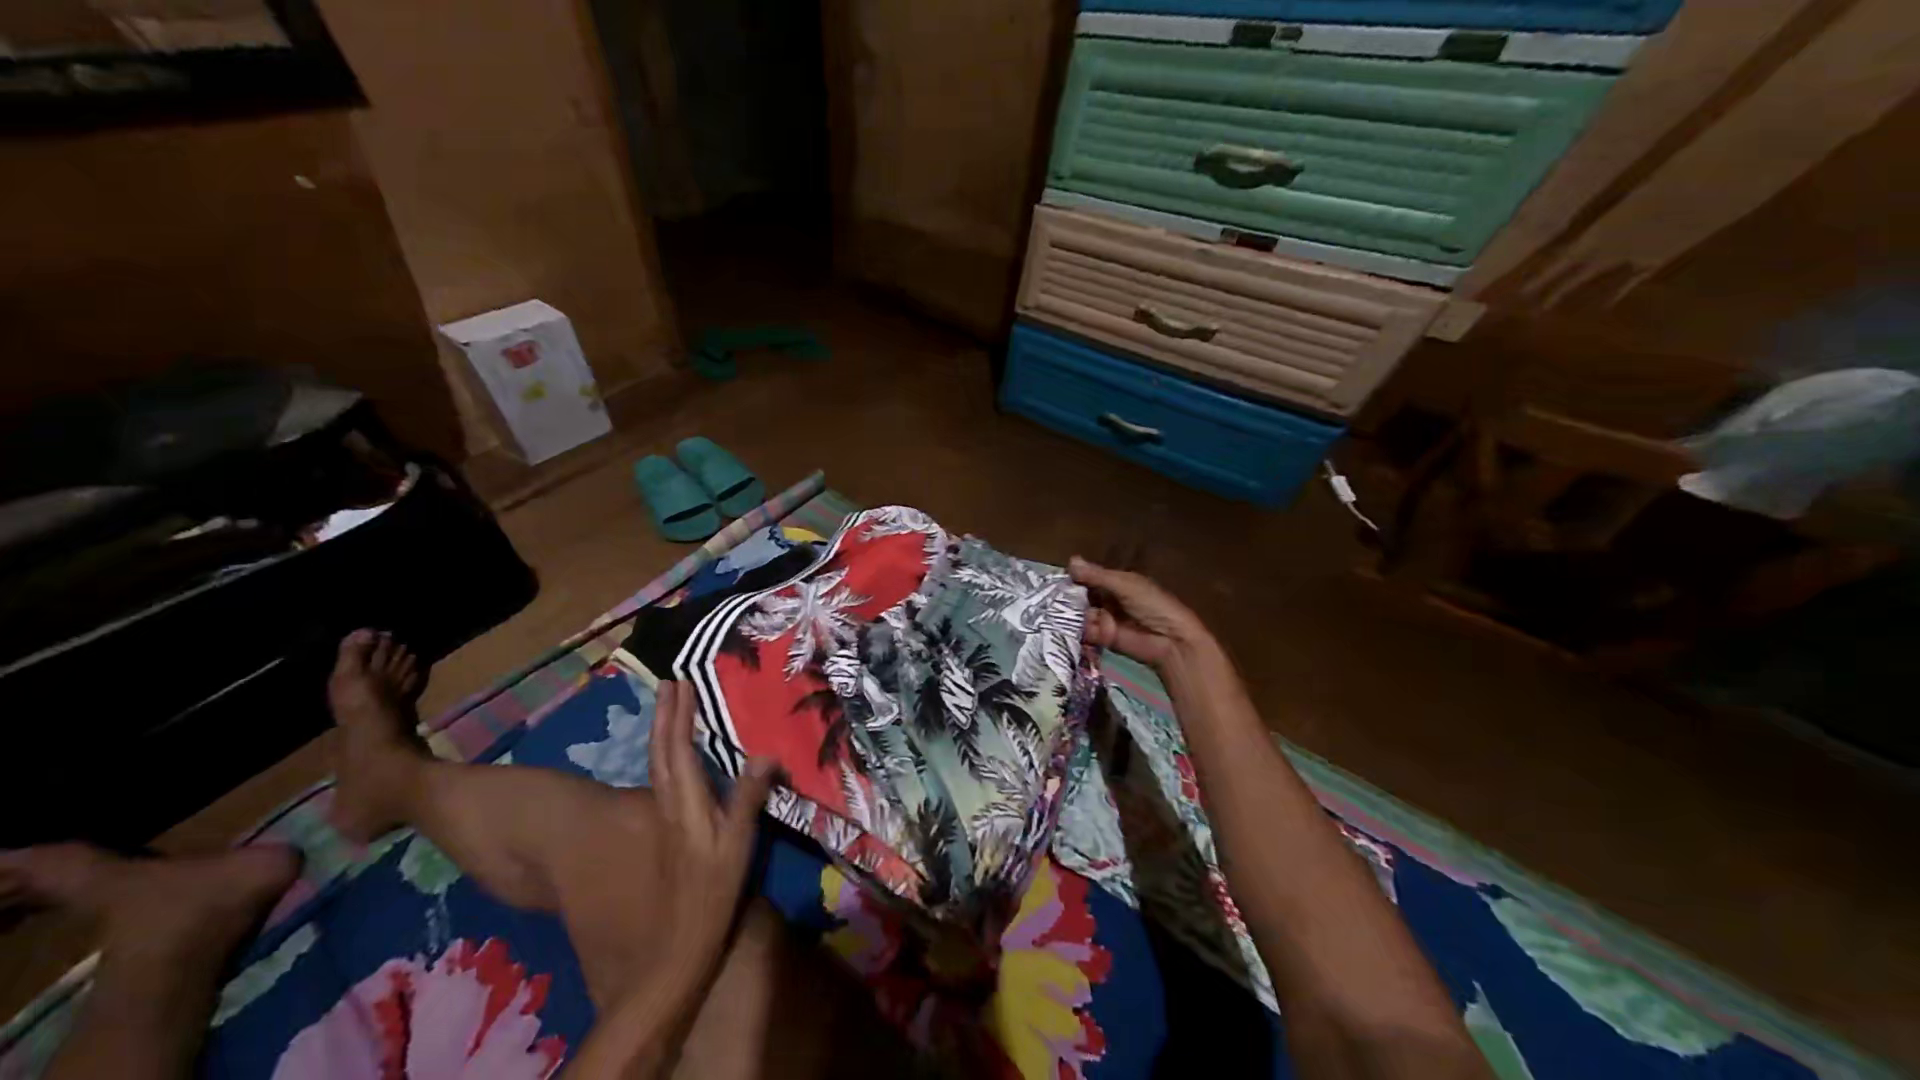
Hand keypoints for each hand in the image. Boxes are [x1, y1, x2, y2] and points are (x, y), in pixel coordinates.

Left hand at [649, 680, 774, 974]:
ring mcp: (663, 820)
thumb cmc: (710, 898)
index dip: (678, 716)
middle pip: (661, 753)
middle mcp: (669, 806)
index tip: (680, 682)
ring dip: (661, 732)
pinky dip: (665, 756)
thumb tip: (765, 753)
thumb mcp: (738, 848)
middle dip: (665, 715)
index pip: (679, 751)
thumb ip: (748, 800)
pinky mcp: (666, 832)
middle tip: (669, 682)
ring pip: (657, 766)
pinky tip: (673, 755)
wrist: (672, 949)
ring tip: (668, 708)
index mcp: (686, 806)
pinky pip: (661, 781)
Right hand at [1070, 556, 1213, 669]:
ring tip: (1094, 615)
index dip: (1076, 576)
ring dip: (1084, 614)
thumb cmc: (1153, 605)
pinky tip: (1099, 628)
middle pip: (1081, 595)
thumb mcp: (1125, 585)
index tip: (1063, 577)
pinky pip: (1087, 631)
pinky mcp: (1103, 638)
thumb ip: (1097, 575)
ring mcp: (1104, 619)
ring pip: (1081, 613)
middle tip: (1067, 597)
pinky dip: (1090, 629)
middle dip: (1074, 597)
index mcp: (1116, 582)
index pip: (1089, 576)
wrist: (1170, 640)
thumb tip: (1070, 560)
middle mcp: (1107, 598)